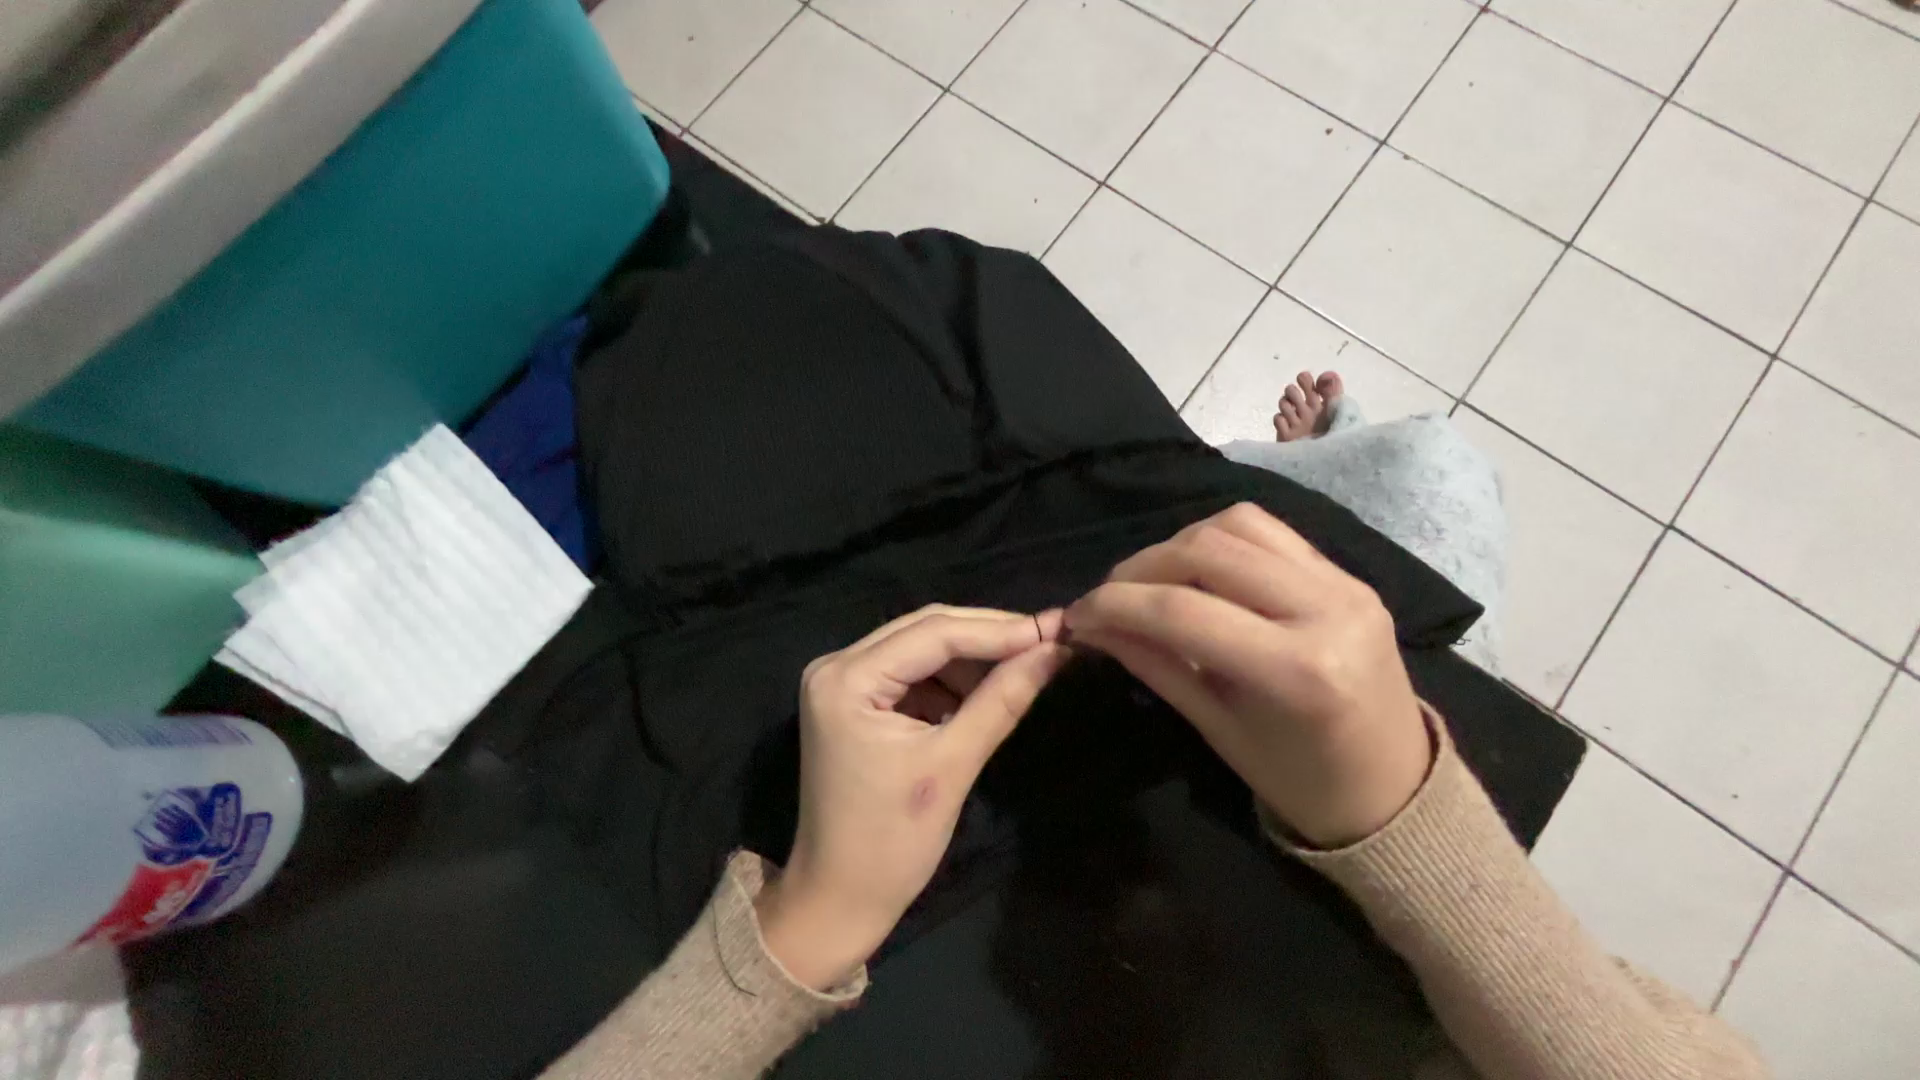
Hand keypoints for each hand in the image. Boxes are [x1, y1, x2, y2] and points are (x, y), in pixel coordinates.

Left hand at [756, 605, 1068, 989]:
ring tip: (1025, 670)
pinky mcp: (855, 702)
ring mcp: (842, 683)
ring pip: (921, 649)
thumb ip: (1002, 700)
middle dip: (988, 637)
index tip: (1057, 630)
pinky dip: (951, 681)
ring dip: (972, 659)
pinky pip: (912, 674)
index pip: (933, 633)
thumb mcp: (952, 765)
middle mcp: (836, 666)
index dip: (999, 629)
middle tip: (1050, 642)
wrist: (838, 901)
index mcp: (847, 679)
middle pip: (925, 630)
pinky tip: (986, 693)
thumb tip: (1056, 650)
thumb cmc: (891, 843)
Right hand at [1065, 504, 1431, 848]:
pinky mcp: (1347, 573)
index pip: (1182, 612)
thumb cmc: (1299, 781)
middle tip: (1107, 598)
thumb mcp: (1217, 729)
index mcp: (1297, 671)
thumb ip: (1154, 664)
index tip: (1077, 615)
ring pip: (1236, 526)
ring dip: (1177, 545)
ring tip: (1150, 581)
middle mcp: (1327, 609)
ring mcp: (1344, 583)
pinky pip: (1268, 531)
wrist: (1394, 790)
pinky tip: (1196, 569)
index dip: (1116, 605)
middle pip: (1207, 553)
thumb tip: (1092, 624)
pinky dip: (1218, 539)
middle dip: (1140, 569)